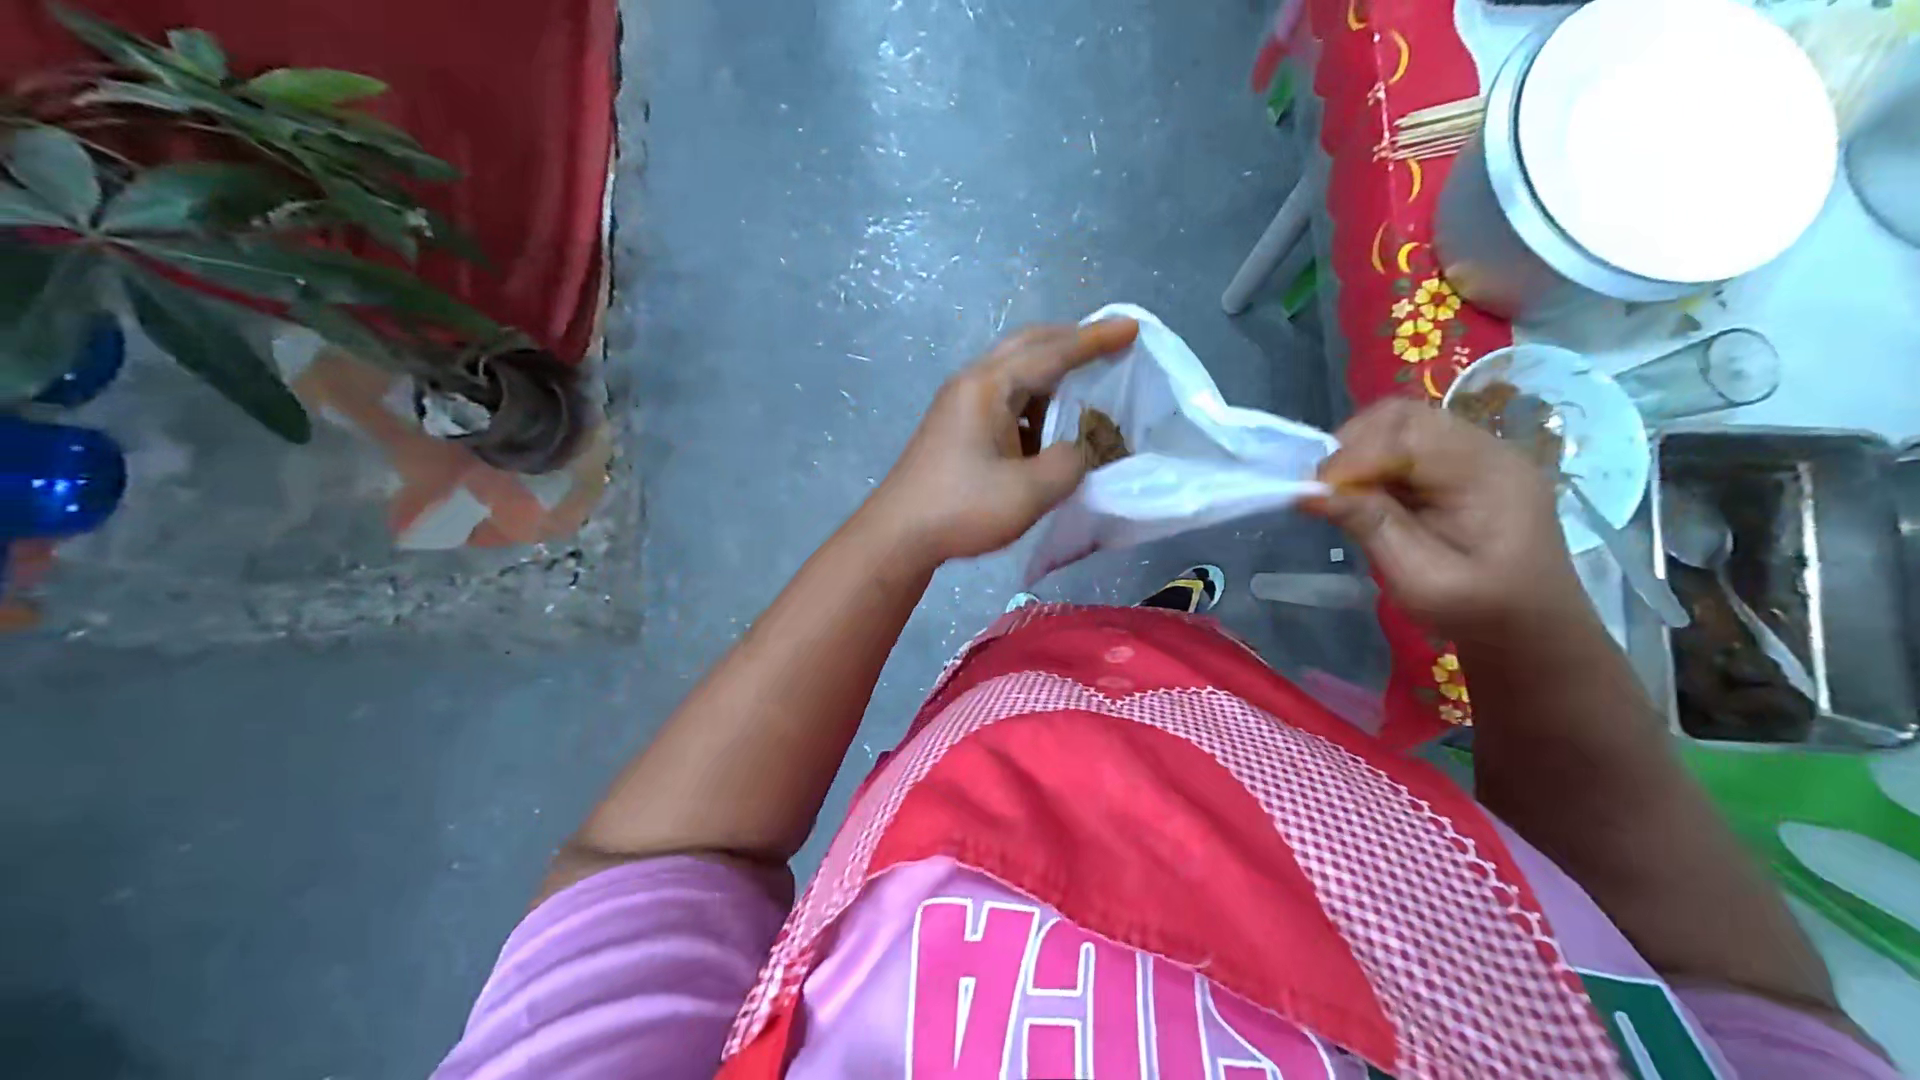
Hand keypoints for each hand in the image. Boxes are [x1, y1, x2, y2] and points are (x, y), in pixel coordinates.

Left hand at [864, 318, 1139, 562]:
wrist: (898, 535)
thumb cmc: (962, 508)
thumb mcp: (1030, 491)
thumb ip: (1069, 463)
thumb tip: (1075, 451)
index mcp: (989, 386)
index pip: (1052, 352)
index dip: (1095, 340)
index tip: (1131, 328)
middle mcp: (972, 383)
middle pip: (1027, 346)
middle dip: (1070, 342)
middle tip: (1108, 344)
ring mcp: (958, 404)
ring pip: (1013, 372)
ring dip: (1049, 373)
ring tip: (1084, 387)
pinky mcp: (954, 427)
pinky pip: (1002, 398)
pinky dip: (1031, 401)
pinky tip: (1046, 426)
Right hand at [1305, 399, 1589, 642]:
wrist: (1532, 629)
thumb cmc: (1479, 612)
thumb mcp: (1421, 580)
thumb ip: (1371, 528)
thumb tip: (1311, 493)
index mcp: (1490, 477)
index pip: (1410, 437)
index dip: (1354, 458)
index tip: (1315, 492)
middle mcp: (1487, 452)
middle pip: (1405, 417)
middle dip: (1352, 445)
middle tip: (1324, 487)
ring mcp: (1475, 455)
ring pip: (1401, 424)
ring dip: (1359, 451)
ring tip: (1340, 489)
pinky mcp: (1459, 467)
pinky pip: (1406, 443)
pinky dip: (1372, 460)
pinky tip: (1362, 492)